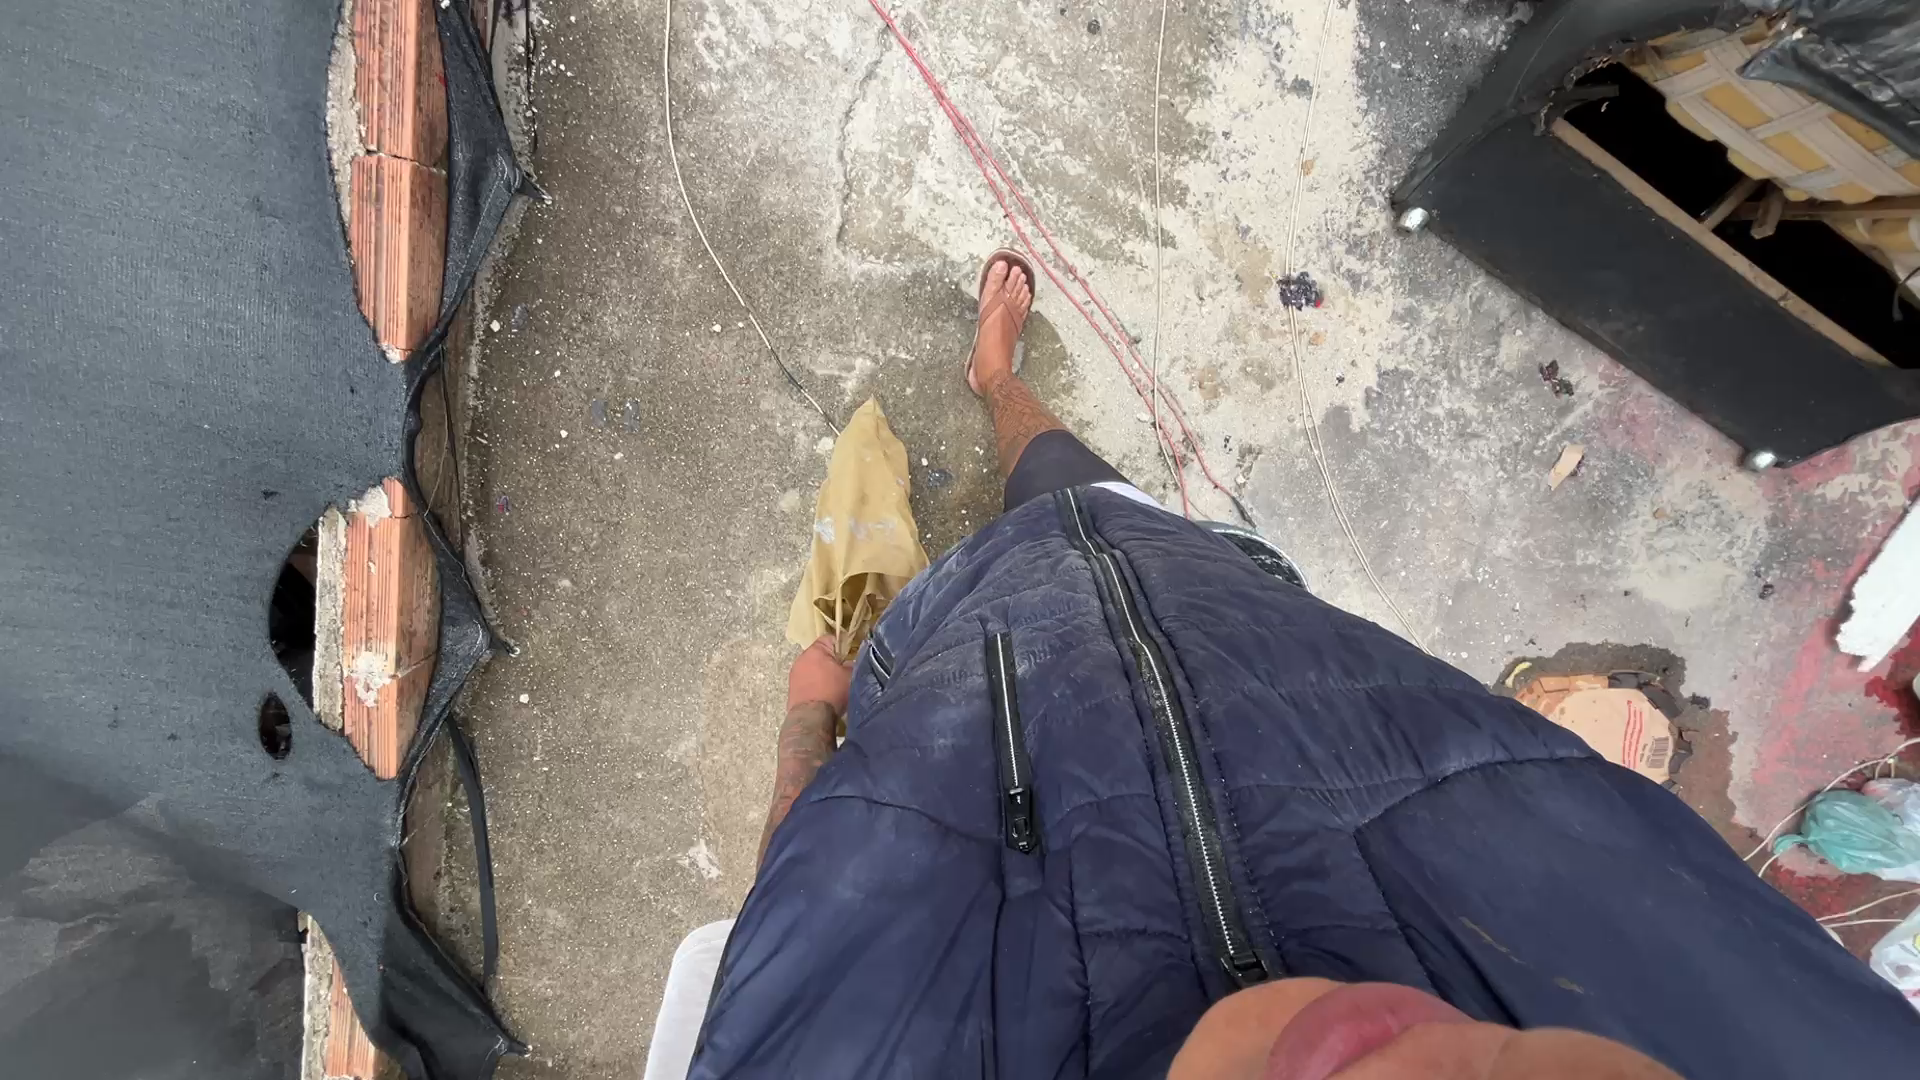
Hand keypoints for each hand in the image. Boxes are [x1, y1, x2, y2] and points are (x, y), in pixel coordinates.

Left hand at [787, 635, 853, 714]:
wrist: (811, 717)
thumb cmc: (832, 691)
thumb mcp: (851, 675)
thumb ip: (852, 664)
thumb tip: (851, 662)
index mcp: (816, 650)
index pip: (831, 638)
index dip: (843, 646)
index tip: (851, 657)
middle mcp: (801, 658)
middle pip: (820, 654)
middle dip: (832, 661)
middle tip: (843, 673)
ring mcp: (794, 673)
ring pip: (813, 668)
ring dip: (822, 674)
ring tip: (833, 686)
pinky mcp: (791, 688)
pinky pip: (806, 681)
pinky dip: (814, 685)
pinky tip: (823, 695)